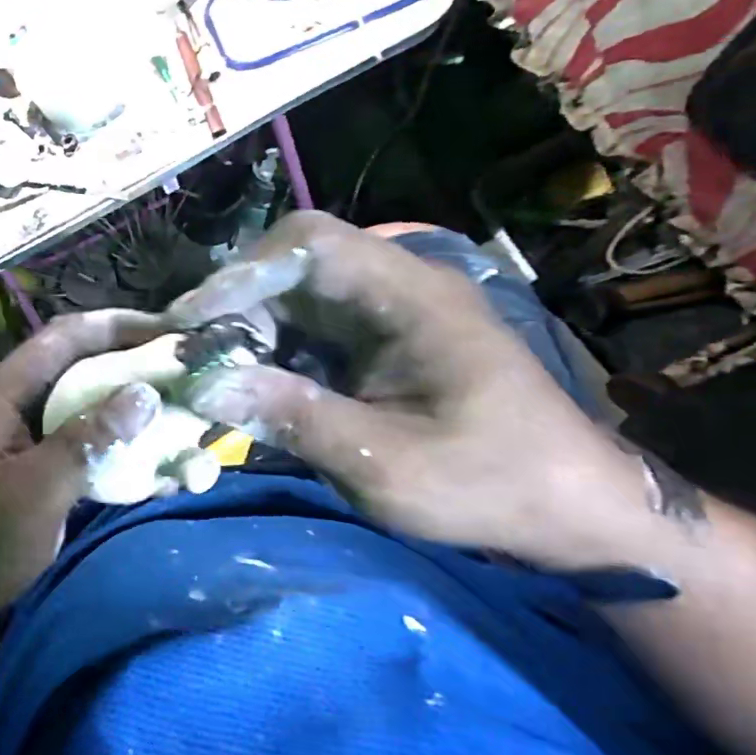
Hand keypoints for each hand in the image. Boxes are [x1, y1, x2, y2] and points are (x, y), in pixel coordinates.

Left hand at [0, 311, 166, 645]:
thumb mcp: (33, 492)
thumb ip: (86, 441)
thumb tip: (145, 393)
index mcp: (2, 394)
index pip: (63, 338)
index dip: (118, 325)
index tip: (176, 329)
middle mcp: (15, 407)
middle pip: (82, 370)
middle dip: (137, 370)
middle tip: (197, 378)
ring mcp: (26, 441)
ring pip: (87, 410)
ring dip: (135, 414)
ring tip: (192, 420)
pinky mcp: (37, 471)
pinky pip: (84, 447)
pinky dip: (121, 451)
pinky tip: (164, 465)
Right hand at [174, 211, 650, 570]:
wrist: (565, 510)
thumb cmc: (489, 484)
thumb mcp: (385, 462)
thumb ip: (294, 417)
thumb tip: (202, 387)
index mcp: (413, 299)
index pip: (313, 244)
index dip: (242, 272)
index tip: (190, 322)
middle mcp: (392, 291)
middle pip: (287, 265)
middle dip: (230, 307)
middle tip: (192, 359)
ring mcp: (378, 317)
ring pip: (283, 298)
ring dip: (239, 332)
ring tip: (208, 379)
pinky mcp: (366, 345)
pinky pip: (295, 330)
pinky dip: (258, 353)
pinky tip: (241, 389)